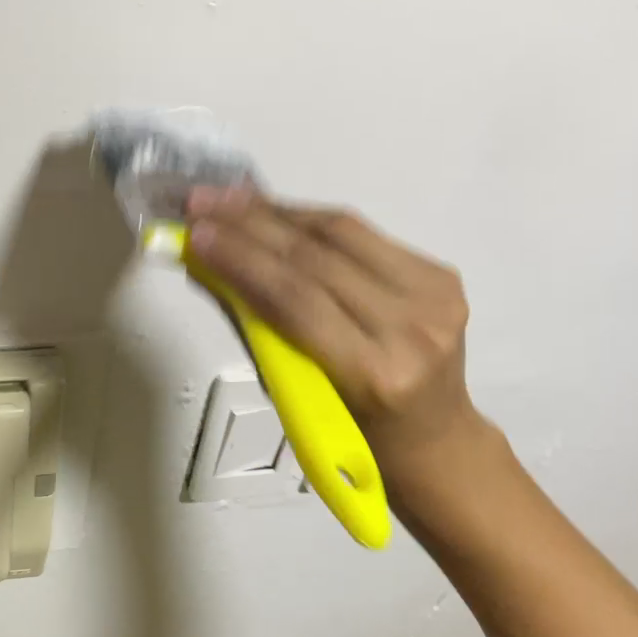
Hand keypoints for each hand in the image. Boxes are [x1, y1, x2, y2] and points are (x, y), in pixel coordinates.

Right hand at [185, 187, 490, 492]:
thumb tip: (205, 266)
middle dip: (250, 226)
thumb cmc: (349, 432)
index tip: (195, 234)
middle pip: (318, 259)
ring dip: (277, 212)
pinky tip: (273, 212)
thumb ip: (254, 326)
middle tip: (199, 203)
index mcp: (374, 373)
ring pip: (341, 233)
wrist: (431, 437)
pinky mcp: (443, 273)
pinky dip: (311, 221)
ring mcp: (435, 296)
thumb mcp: (293, 392)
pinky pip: (363, 235)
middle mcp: (413, 328)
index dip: (243, 261)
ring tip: (228, 198)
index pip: (298, 301)